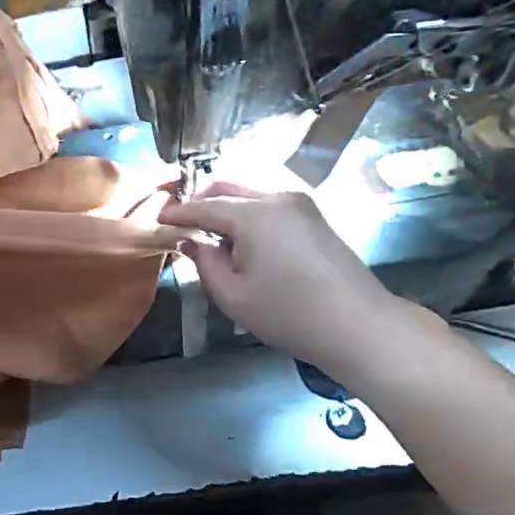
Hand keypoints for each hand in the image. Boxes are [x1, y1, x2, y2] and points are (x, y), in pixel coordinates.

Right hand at [157, 180, 421, 376]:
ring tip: (208, 236)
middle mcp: (277, 199)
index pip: (204, 207)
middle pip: (227, 190)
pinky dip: (246, 215)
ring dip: (224, 209)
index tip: (157, 219)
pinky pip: (268, 205)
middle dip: (200, 203)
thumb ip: (205, 263)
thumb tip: (191, 242)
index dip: (178, 213)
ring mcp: (300, 205)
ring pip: (249, 195)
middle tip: (180, 223)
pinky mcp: (313, 217)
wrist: (357, 324)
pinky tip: (240, 241)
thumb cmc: (288, 313)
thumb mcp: (232, 295)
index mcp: (254, 214)